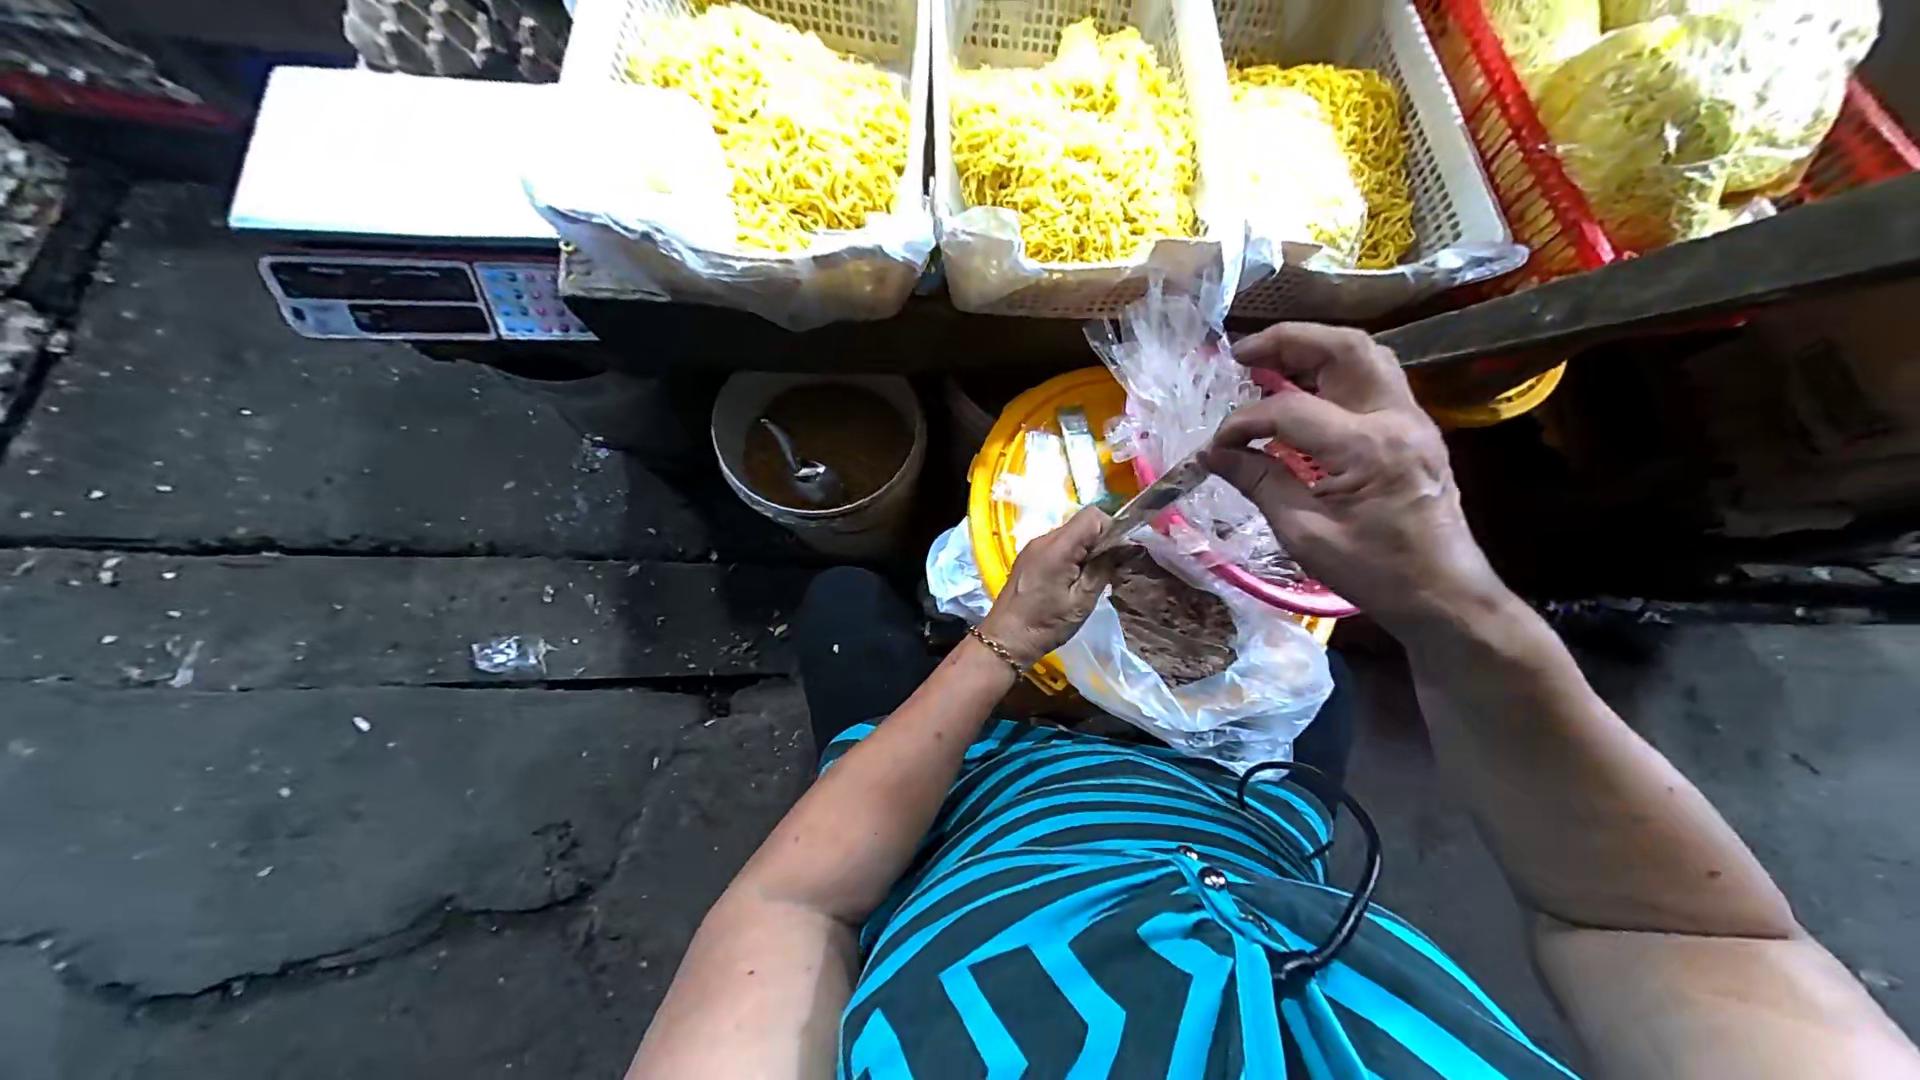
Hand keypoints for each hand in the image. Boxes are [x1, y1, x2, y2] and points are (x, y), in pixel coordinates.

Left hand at [979, 505, 1117, 667]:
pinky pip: (1058, 544)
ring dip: (1086, 549)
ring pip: (1071, 533)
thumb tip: (1125, 545)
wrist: (1005, 639)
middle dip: (1101, 541)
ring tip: (1090, 578)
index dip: (1112, 530)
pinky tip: (1072, 580)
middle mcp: (1044, 539)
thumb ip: (1103, 568)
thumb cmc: (1045, 625)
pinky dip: (1072, 554)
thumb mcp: (1082, 601)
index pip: (1093, 516)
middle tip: (1108, 570)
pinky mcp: (1030, 556)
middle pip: (1082, 523)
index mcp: (1058, 547)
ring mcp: (1034, 546)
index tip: (1119, 555)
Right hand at [1204, 323, 1512, 633]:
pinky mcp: (1413, 429)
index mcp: (1369, 449)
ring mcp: (1412, 419)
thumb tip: (1215, 454)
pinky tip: (1301, 388)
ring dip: (1313, 349)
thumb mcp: (1304, 534)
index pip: (1290, 410)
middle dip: (1288, 342)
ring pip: (1365, 355)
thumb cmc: (1373, 572)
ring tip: (1267, 361)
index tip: (1216, 445)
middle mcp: (1397, 419)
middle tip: (1242, 354)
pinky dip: (1331, 371)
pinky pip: (1371, 379)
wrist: (1443, 593)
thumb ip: (1260, 482)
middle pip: (1345, 350)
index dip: (1243, 422)